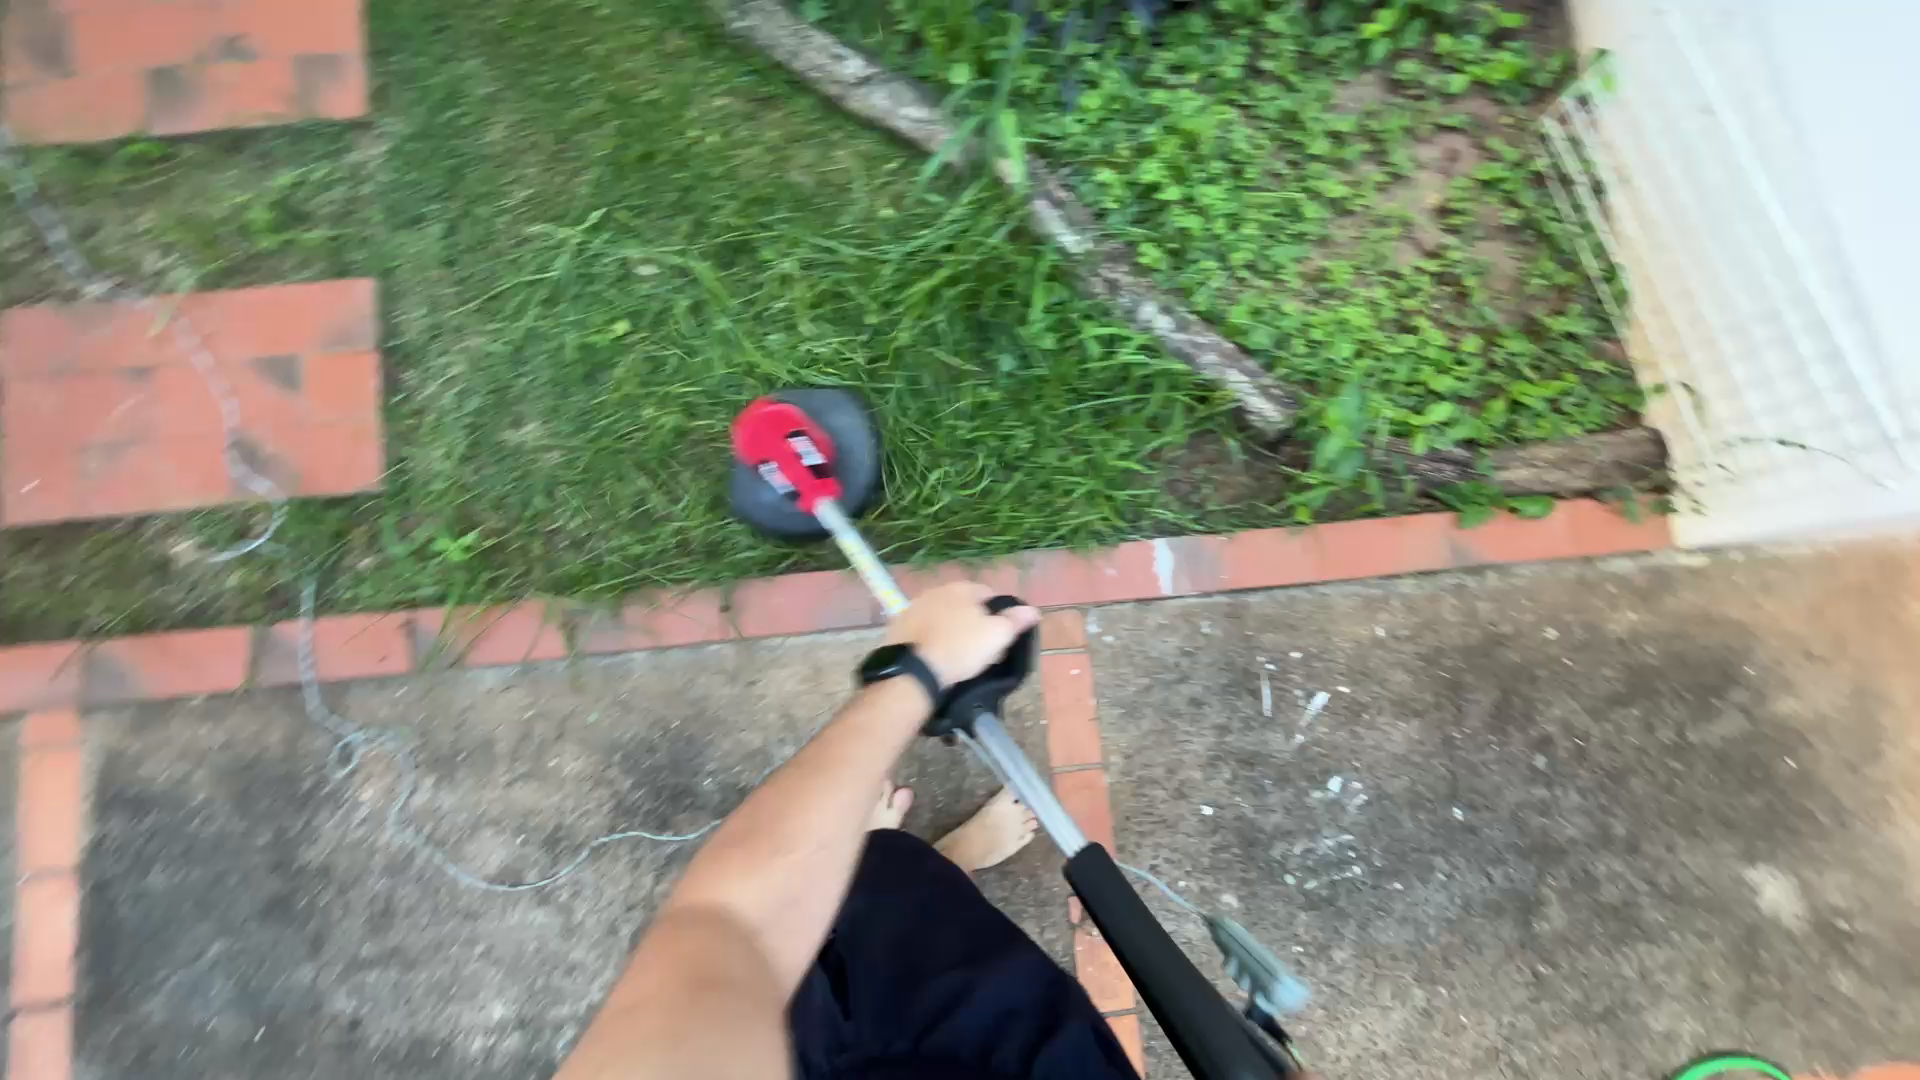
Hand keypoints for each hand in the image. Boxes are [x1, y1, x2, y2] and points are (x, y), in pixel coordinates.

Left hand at [888, 582, 1039, 688]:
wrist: (914, 669)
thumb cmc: (961, 649)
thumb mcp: (996, 636)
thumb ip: (1015, 620)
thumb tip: (1032, 609)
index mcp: (962, 588)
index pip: (989, 594)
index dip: (999, 614)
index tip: (1001, 635)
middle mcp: (936, 590)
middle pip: (964, 605)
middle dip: (973, 621)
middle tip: (981, 647)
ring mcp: (914, 607)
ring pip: (942, 617)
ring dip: (951, 629)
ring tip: (958, 655)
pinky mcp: (898, 626)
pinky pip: (923, 631)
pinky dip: (931, 639)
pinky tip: (935, 656)